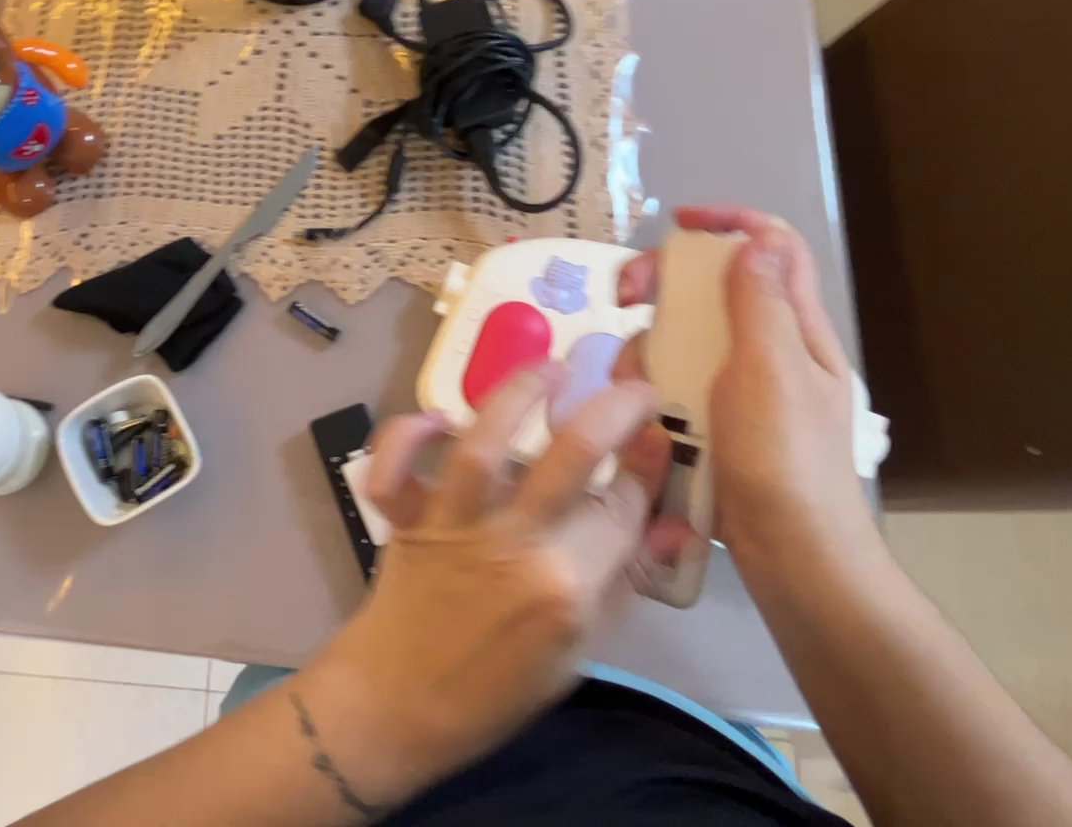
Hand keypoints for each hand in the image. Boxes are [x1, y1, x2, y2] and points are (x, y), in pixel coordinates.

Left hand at [293, 366, 679, 798]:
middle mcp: (514, 545)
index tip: (658, 435)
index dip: (648, 464)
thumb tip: (676, 523)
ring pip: (484, 445)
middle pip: (570, 456)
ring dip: (517, 395)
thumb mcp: (581, 648)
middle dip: (612, 409)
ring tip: (550, 367)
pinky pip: (395, 472)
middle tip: (632, 387)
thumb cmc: (498, 687)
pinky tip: (435, 417)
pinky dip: (405, 438)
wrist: (402, 705)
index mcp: (567, 586)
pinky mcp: (406, 522)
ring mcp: (454, 528)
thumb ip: (626, 580)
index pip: (622, 505)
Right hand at [615, 205, 876, 563]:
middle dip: (661, 284)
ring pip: (679, 336)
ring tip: (638, 384)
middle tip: (625, 299)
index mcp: (794, 329)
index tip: (674, 225)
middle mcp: (765, 347)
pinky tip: (640, 411)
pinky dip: (649, 385)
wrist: (789, 552)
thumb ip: (759, 305)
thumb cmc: (785, 461)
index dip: (728, 222)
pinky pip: (670, 380)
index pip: (771, 247)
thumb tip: (753, 239)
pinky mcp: (709, 417)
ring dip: (649, 346)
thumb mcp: (771, 374)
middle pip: (709, 287)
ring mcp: (735, 385)